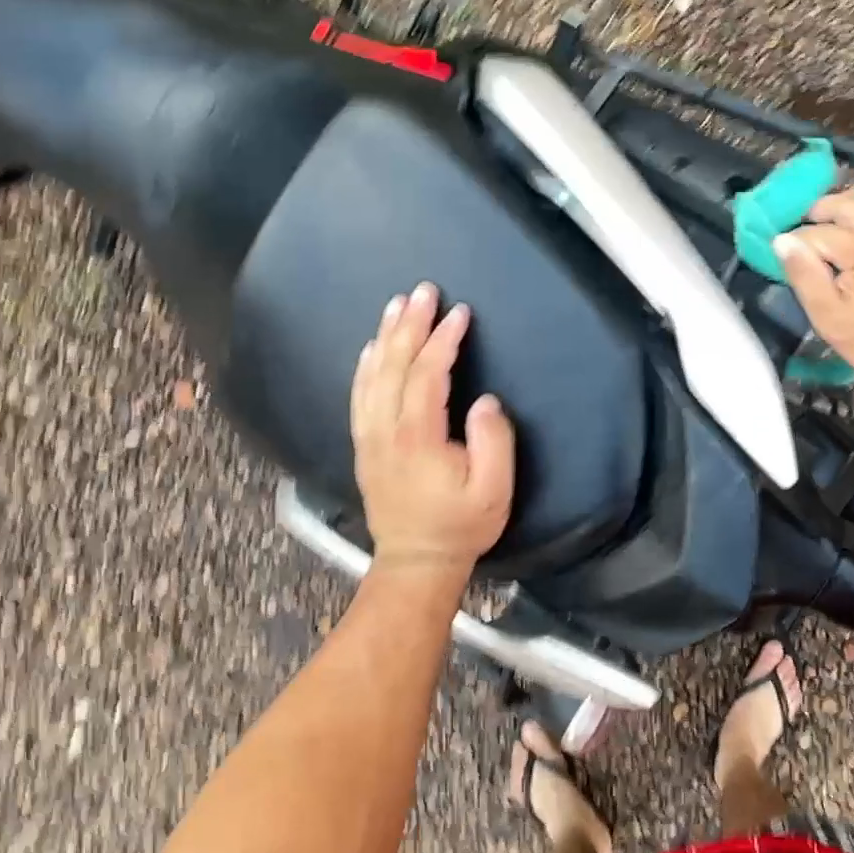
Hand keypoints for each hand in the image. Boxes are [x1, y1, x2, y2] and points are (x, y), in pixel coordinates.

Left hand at [351, 282, 515, 573]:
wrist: (416, 561)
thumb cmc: (461, 525)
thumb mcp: (494, 490)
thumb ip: (493, 442)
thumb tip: (484, 401)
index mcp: (417, 438)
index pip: (426, 376)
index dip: (443, 341)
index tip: (459, 313)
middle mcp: (386, 431)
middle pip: (393, 366)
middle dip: (410, 325)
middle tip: (423, 291)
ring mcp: (370, 437)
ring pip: (372, 375)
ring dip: (385, 337)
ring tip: (397, 305)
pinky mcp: (364, 445)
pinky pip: (359, 395)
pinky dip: (364, 365)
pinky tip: (371, 346)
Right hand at [774, 183, 853, 406]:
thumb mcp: (829, 318)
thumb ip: (804, 276)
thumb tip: (781, 240)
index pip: (817, 234)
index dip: (796, 246)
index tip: (787, 263)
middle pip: (846, 204)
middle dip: (818, 213)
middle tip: (801, 234)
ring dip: (849, 198)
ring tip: (830, 217)